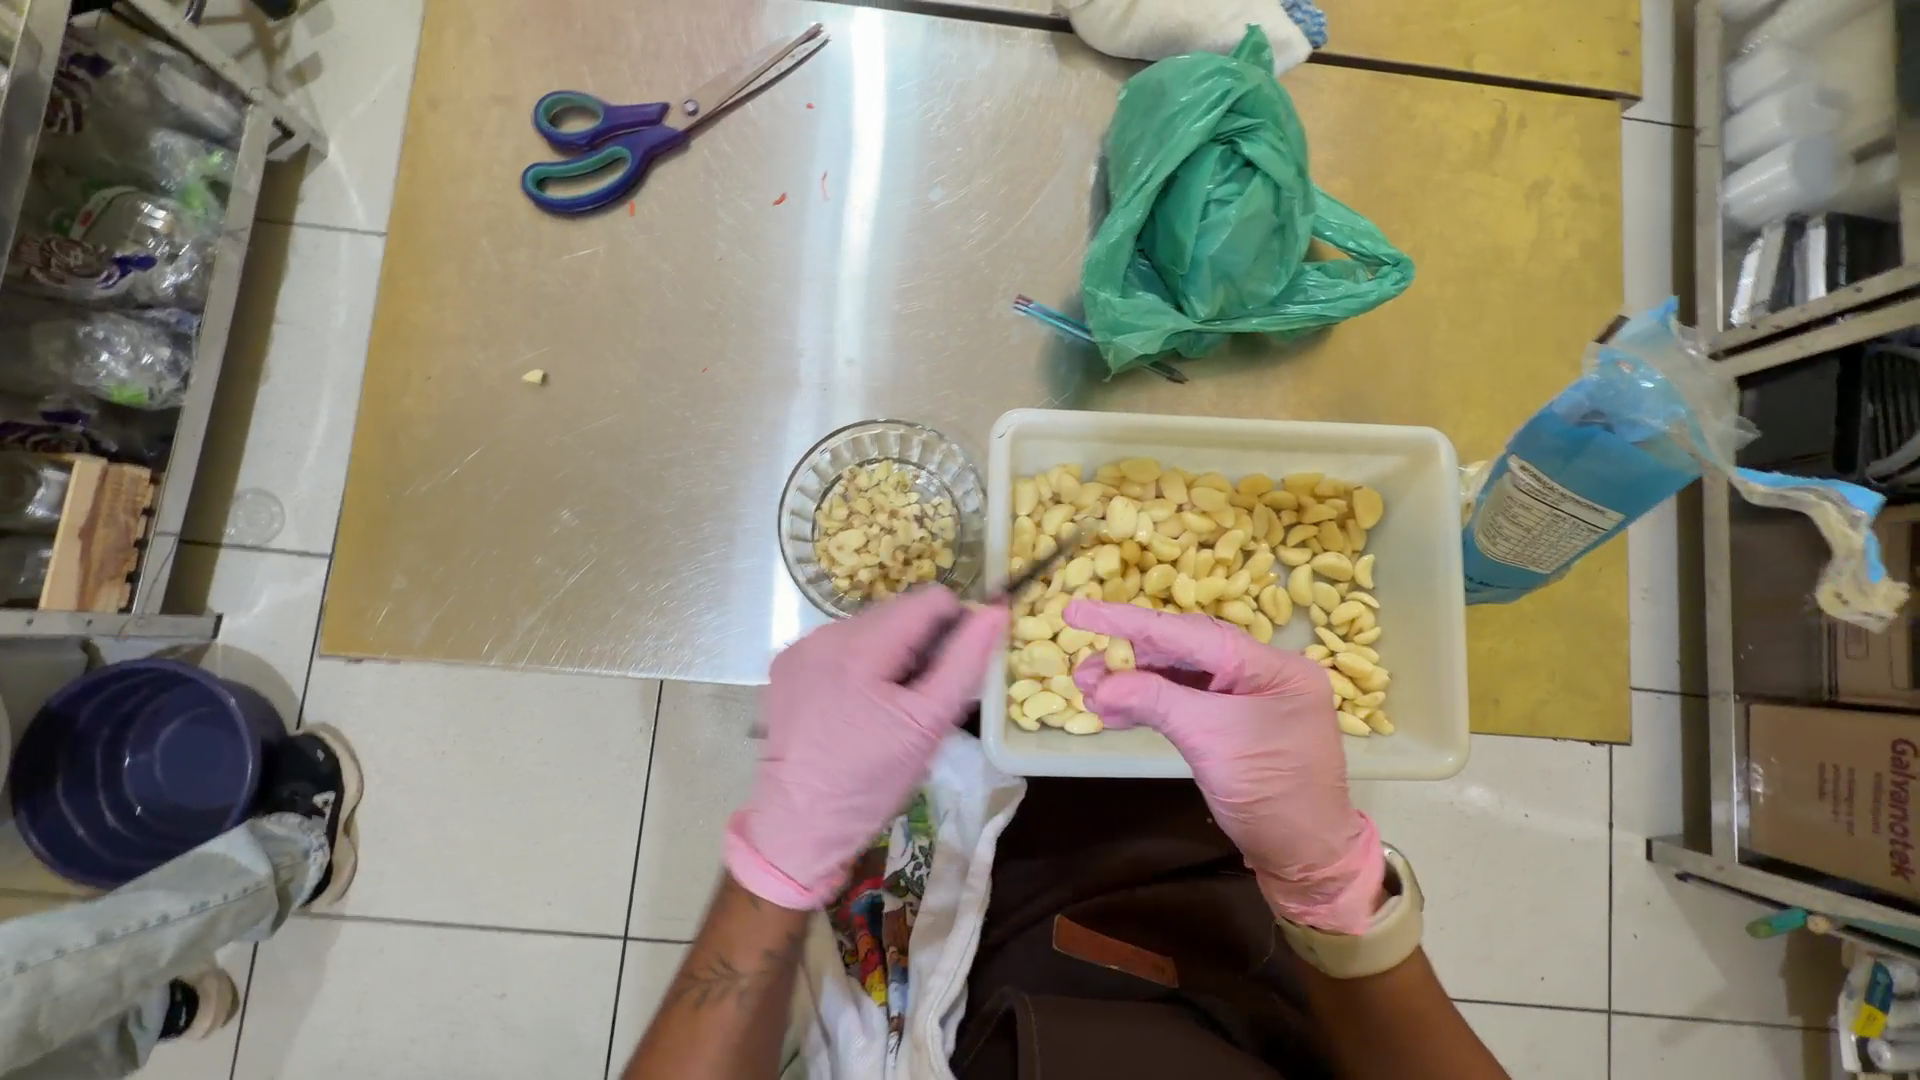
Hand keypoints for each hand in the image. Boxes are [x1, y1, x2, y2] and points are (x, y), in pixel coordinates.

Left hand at [725, 587, 1003, 909]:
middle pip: (897, 613)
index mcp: (860, 645)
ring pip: (869, 629)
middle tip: (921, 698)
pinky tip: (857, 705)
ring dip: (890, 654)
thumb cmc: (871, 780)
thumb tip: (995, 611)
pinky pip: (839, 647)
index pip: (929, 600)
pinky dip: (858, 665)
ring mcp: (800, 648)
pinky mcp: (785, 666)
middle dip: (920, 645)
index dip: (955, 626)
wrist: (800, 824)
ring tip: (889, 705)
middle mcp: (824, 634)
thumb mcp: (928, 723)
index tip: (954, 669)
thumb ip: (965, 662)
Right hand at [1066, 600, 1383, 933]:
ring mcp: (1245, 697)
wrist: (1306, 858)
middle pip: (1180, 650)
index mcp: (1270, 665)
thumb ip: (1156, 700)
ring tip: (1089, 693)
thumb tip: (1101, 683)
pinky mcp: (1230, 722)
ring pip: (1177, 676)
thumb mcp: (1211, 740)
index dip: (1128, 621)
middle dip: (1127, 657)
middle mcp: (1259, 672)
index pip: (1188, 632)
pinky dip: (1147, 705)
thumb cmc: (1272, 795)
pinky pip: (1182, 700)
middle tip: (1081, 670)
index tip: (1077, 611)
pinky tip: (1113, 712)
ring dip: (1131, 684)